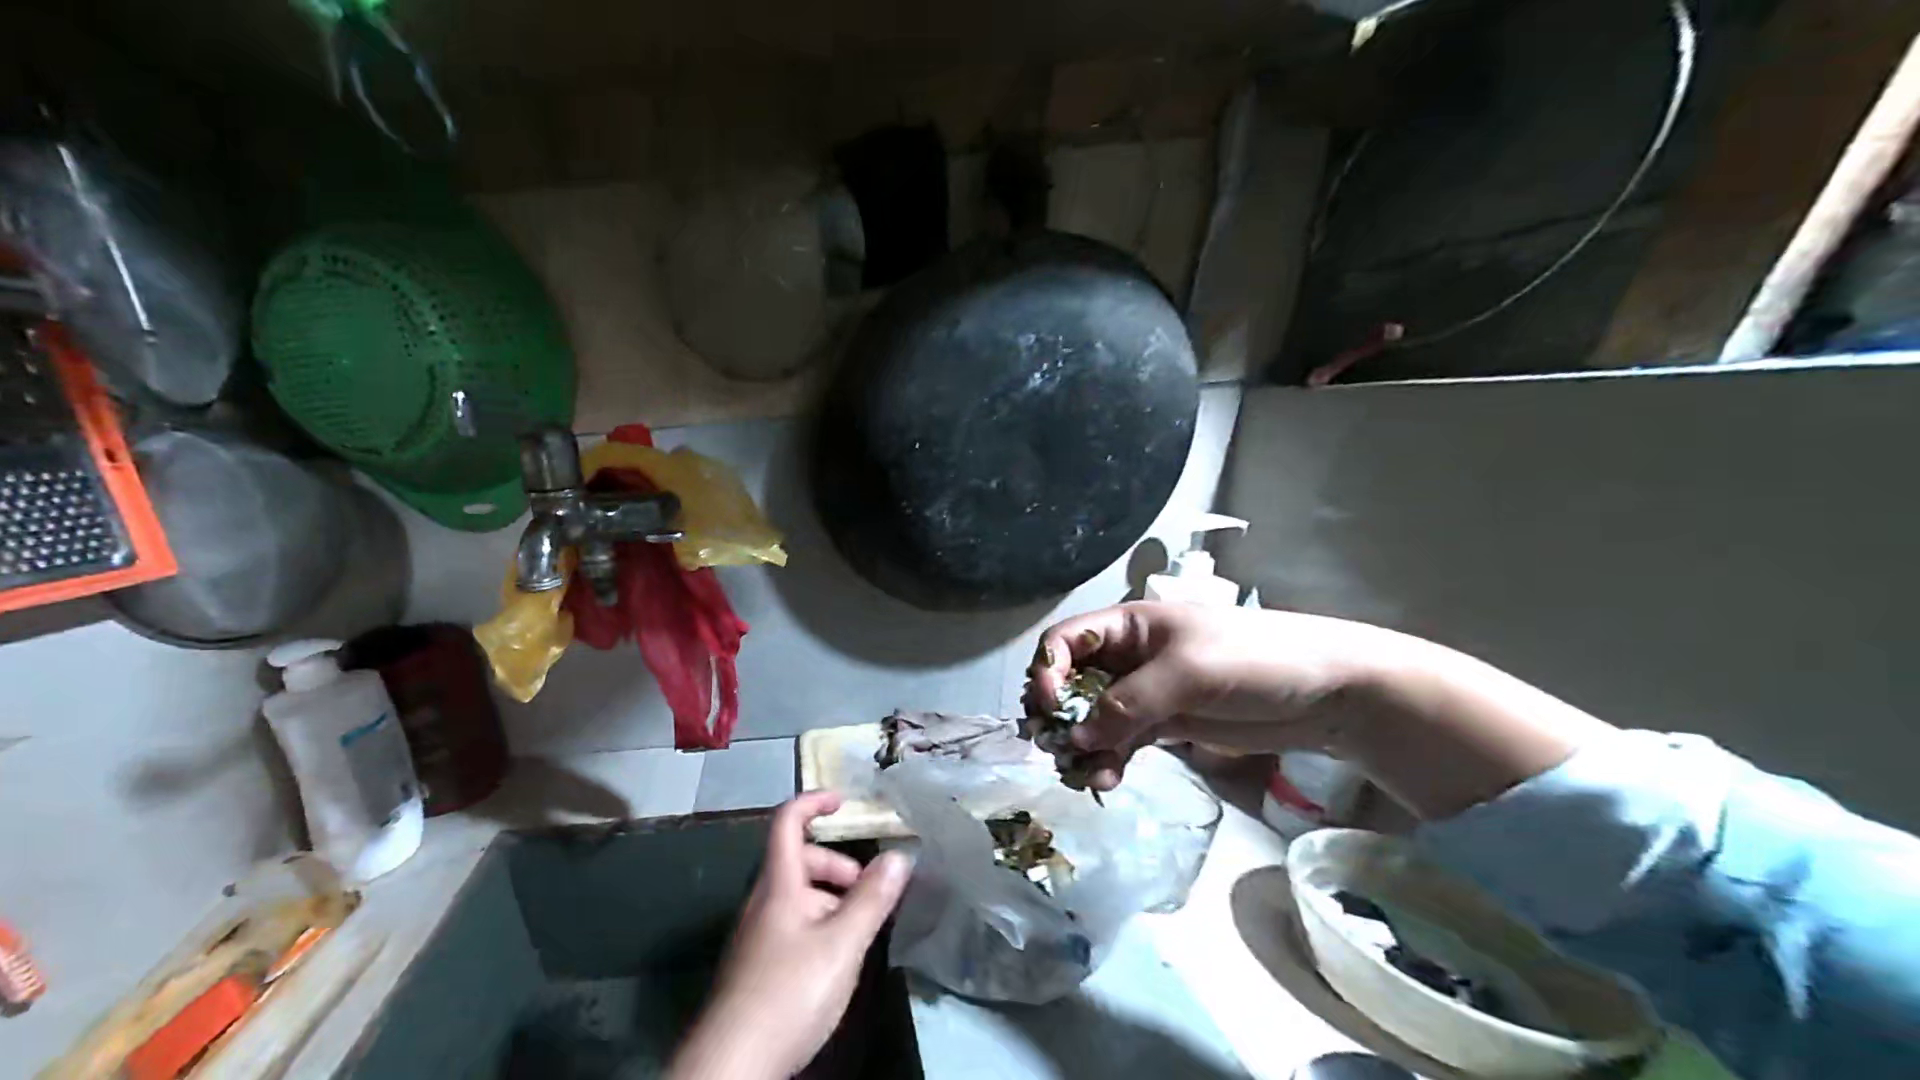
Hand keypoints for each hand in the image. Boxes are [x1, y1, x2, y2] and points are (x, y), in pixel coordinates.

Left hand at [668, 792, 913, 1079]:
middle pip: (800, 860)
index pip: (788, 821)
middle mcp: (762, 901)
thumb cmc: (787, 993)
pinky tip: (835, 961)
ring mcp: (756, 935)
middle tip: (868, 894)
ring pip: (798, 896)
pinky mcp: (756, 966)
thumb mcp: (841, 945)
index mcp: (778, 884)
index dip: (814, 802)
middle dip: (839, 867)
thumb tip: (899, 856)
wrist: (729, 1069)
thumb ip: (872, 899)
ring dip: (832, 900)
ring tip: (859, 932)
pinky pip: (792, 924)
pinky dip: (819, 925)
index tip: (844, 802)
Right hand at [1025, 602, 1405, 788]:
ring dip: (1081, 744)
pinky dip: (1106, 759)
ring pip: (1091, 718)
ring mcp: (1144, 693)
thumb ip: (1129, 703)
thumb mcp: (1188, 671)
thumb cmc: (1255, 660)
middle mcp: (1128, 658)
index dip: (1046, 671)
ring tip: (1086, 773)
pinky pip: (1118, 741)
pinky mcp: (1164, 725)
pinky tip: (1107, 780)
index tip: (1047, 707)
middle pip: (1070, 682)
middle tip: (1058, 747)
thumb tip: (1077, 738)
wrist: (1327, 693)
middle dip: (1058, 714)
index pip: (1065, 641)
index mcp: (1128, 626)